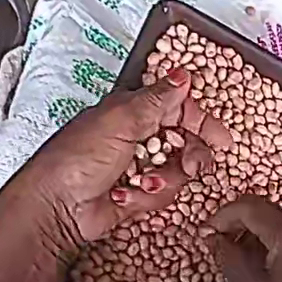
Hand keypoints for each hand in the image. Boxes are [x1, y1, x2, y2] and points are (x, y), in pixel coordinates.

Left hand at [10, 69, 232, 260]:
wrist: (59, 205)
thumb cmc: (79, 159)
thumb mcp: (121, 121)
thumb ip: (158, 100)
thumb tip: (183, 75)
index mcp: (135, 112)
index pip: (182, 111)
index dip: (204, 124)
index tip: (222, 141)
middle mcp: (142, 137)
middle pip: (188, 144)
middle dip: (189, 158)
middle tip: (187, 166)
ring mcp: (142, 166)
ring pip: (180, 173)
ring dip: (163, 181)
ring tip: (140, 182)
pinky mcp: (141, 192)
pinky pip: (165, 195)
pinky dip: (147, 197)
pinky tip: (125, 195)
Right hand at [208, 195, 281, 281]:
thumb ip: (227, 256)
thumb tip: (211, 236)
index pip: (248, 207)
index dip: (222, 216)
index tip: (205, 233)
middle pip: (259, 206)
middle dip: (233, 219)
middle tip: (214, 240)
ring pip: (268, 214)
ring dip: (245, 227)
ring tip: (230, 251)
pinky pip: (279, 226)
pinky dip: (260, 234)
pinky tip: (249, 255)